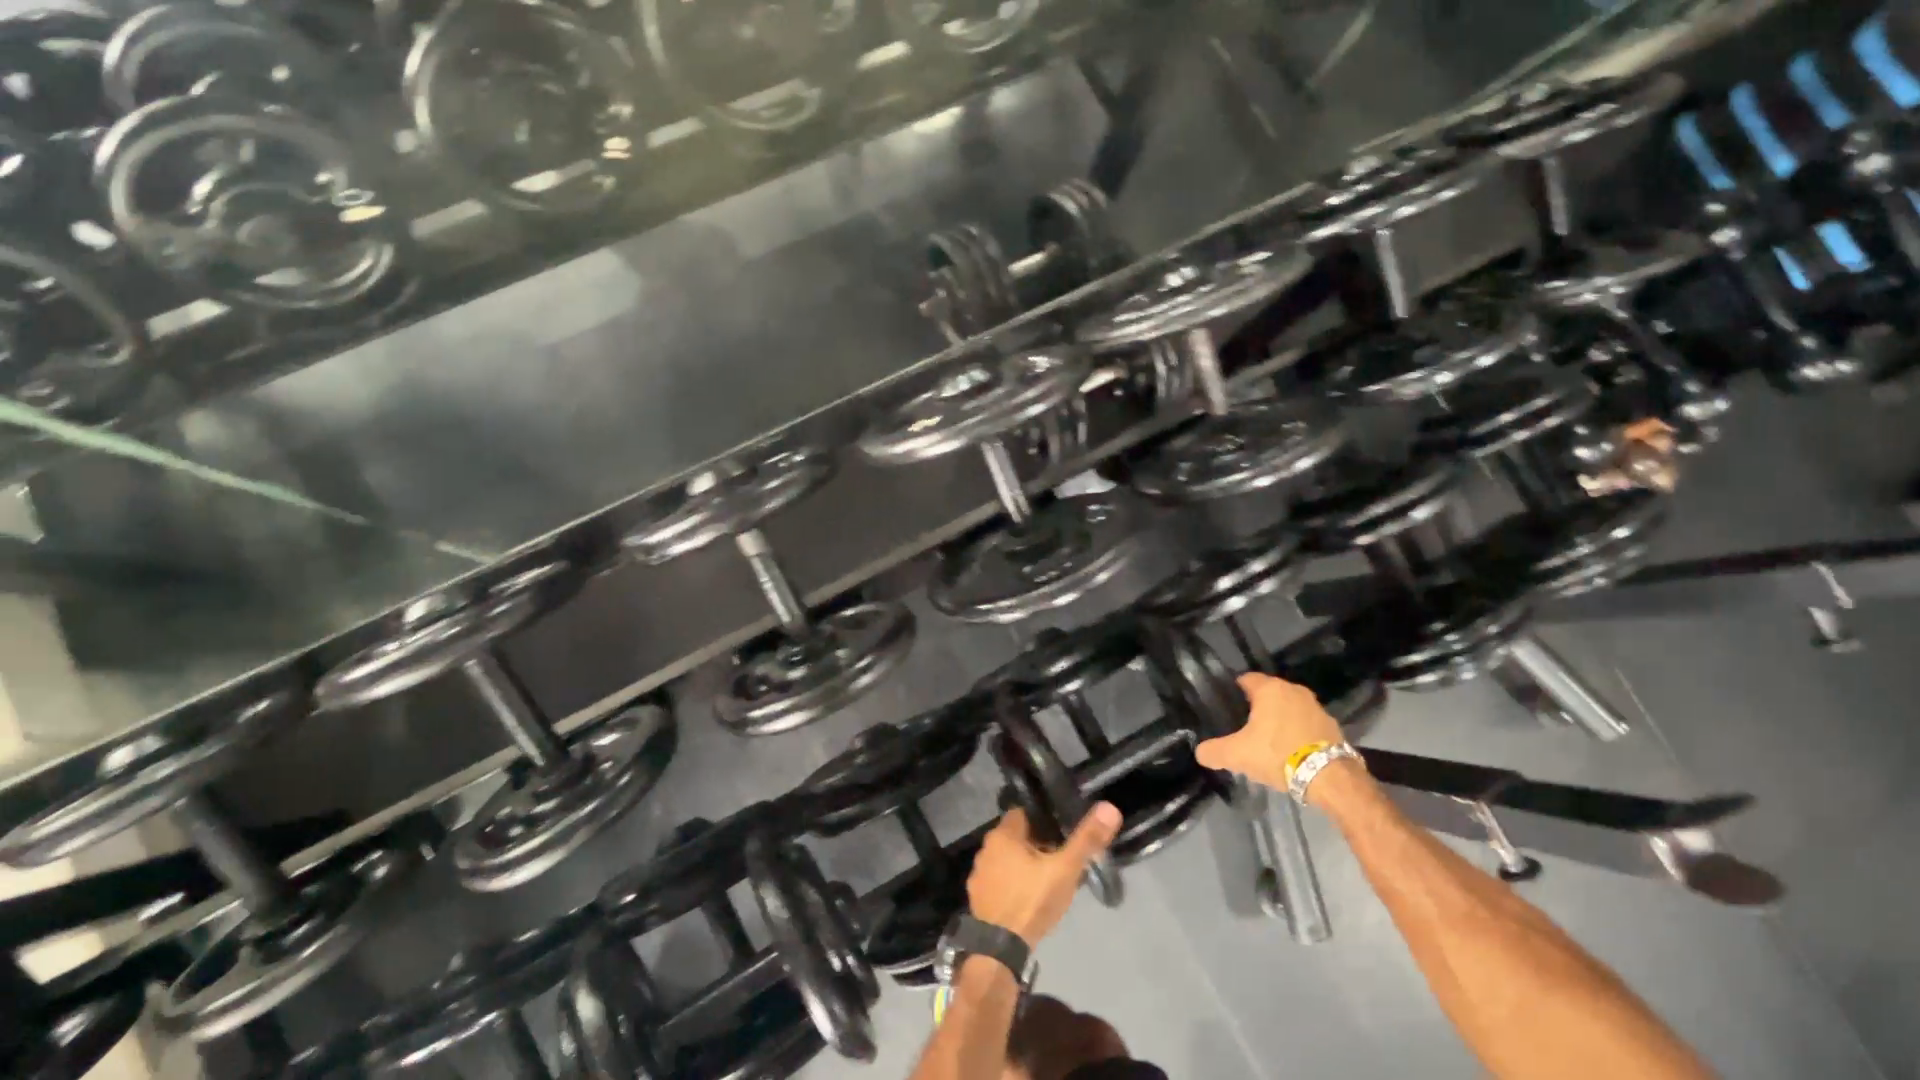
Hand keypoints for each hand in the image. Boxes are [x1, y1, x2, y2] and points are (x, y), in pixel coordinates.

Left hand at [967, 804, 1121, 946]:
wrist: (1000, 948)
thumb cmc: (1032, 901)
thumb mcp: (1065, 870)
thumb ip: (1086, 840)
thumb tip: (1109, 807)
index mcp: (1003, 835)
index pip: (1023, 813)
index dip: (1044, 818)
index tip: (1062, 827)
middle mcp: (986, 849)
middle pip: (1016, 837)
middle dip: (1037, 842)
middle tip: (1060, 853)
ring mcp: (979, 874)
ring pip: (1007, 859)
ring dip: (1023, 863)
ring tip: (1047, 874)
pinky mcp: (978, 897)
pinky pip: (1000, 880)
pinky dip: (1013, 882)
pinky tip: (1029, 894)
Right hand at [1194, 673, 1343, 793]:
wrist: (1328, 777)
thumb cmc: (1278, 755)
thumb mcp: (1236, 755)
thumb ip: (1213, 751)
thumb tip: (1200, 752)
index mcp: (1270, 689)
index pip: (1246, 679)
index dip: (1233, 692)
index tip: (1226, 709)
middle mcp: (1295, 690)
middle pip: (1268, 695)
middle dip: (1257, 709)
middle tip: (1243, 730)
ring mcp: (1317, 707)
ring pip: (1289, 709)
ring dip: (1279, 721)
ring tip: (1268, 744)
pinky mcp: (1332, 726)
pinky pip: (1307, 725)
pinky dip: (1298, 734)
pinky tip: (1291, 753)